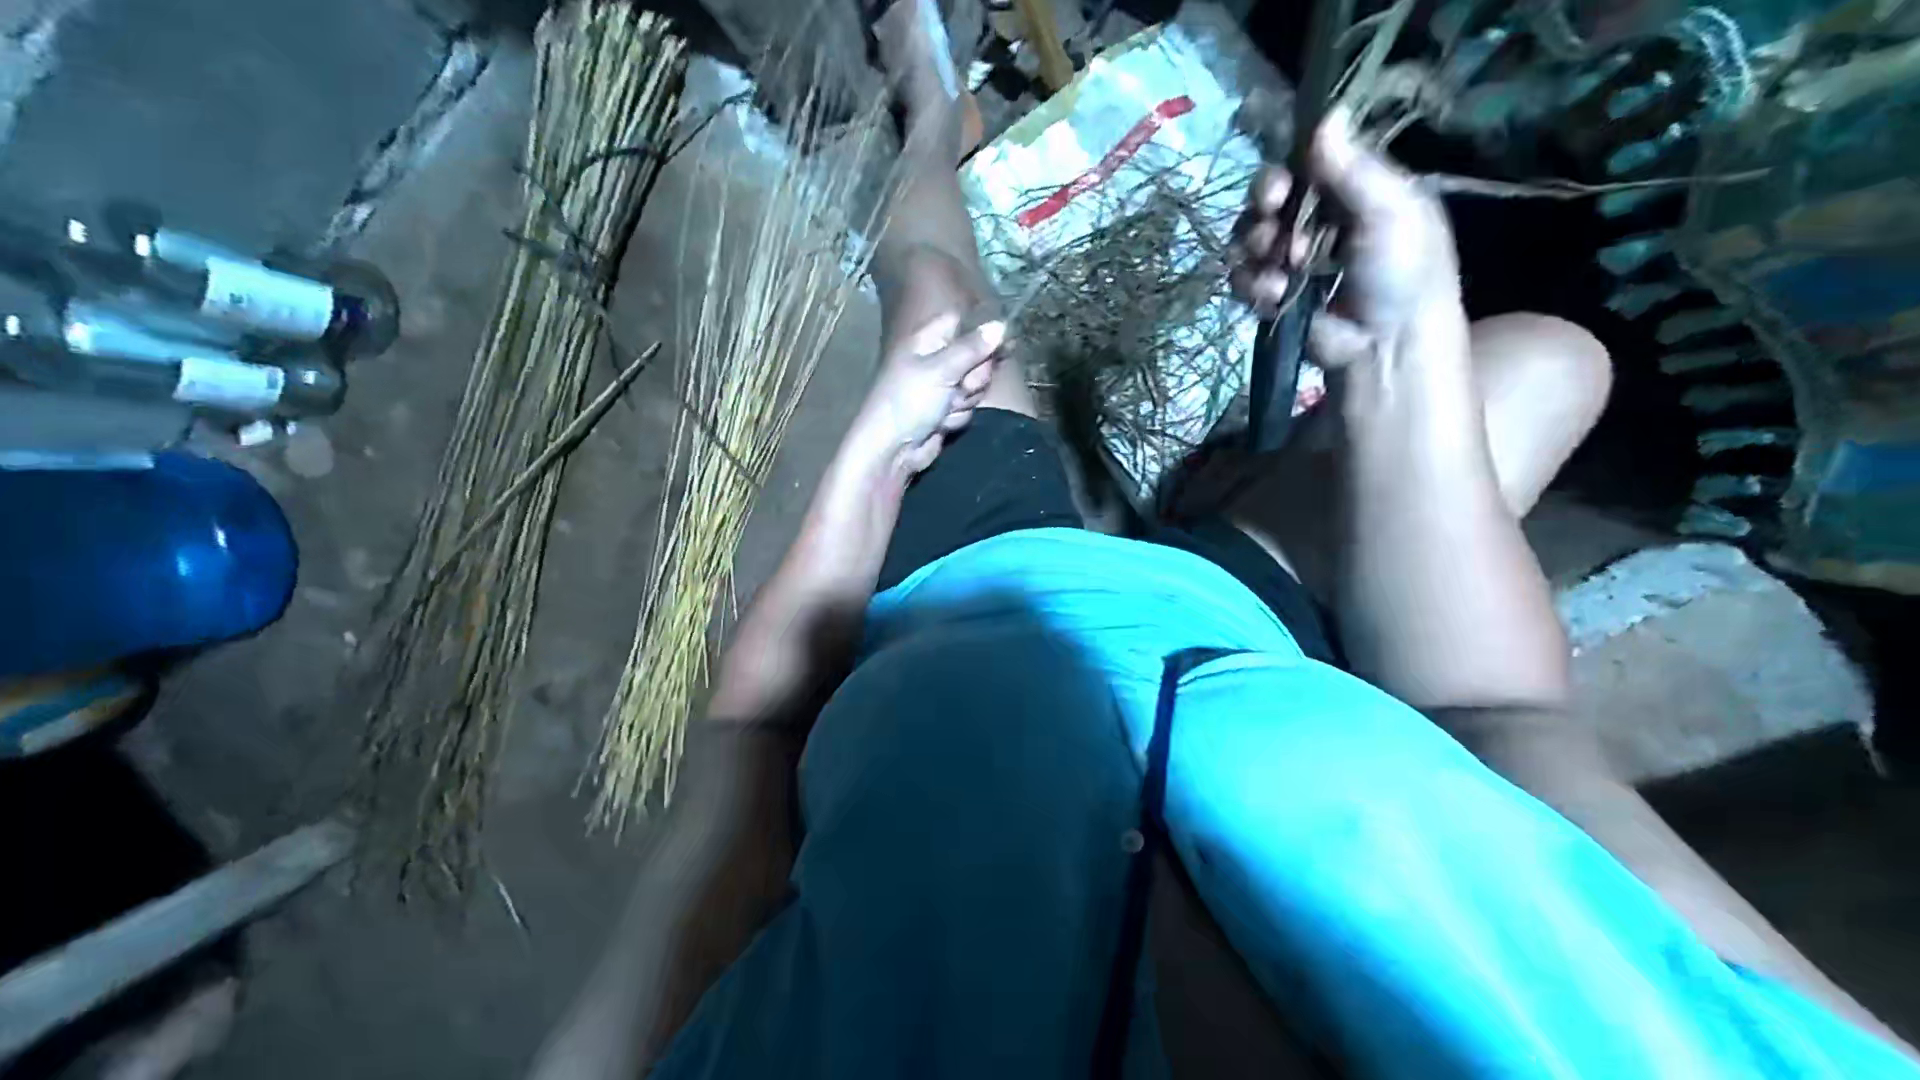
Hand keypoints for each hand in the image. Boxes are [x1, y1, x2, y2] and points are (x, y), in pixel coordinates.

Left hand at [845, 313, 1006, 480]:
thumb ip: (973, 348)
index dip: (981, 333)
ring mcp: (942, 387)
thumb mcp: (942, 369)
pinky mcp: (946, 411)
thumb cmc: (909, 401)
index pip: (962, 323)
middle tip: (960, 387)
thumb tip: (1001, 325)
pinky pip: (968, 407)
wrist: (892, 450)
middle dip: (975, 376)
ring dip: (965, 400)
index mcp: (928, 340)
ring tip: (945, 409)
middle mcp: (936, 360)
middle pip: (977, 356)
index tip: (999, 345)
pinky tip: (941, 424)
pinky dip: (957, 417)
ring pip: (976, 385)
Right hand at [1231, 107, 1468, 372]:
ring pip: (1246, 240)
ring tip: (1282, 273)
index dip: (1280, 174)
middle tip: (1270, 232)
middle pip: (1265, 202)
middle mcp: (1314, 220)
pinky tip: (1273, 296)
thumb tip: (1325, 114)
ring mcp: (1289, 259)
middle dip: (1261, 215)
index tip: (1276, 191)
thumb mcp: (1390, 211)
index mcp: (1348, 191)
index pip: (1300, 166)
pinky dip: (1252, 287)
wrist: (1384, 344)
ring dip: (1257, 255)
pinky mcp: (1271, 294)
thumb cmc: (1402, 272)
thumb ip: (1355, 168)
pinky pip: (1242, 279)